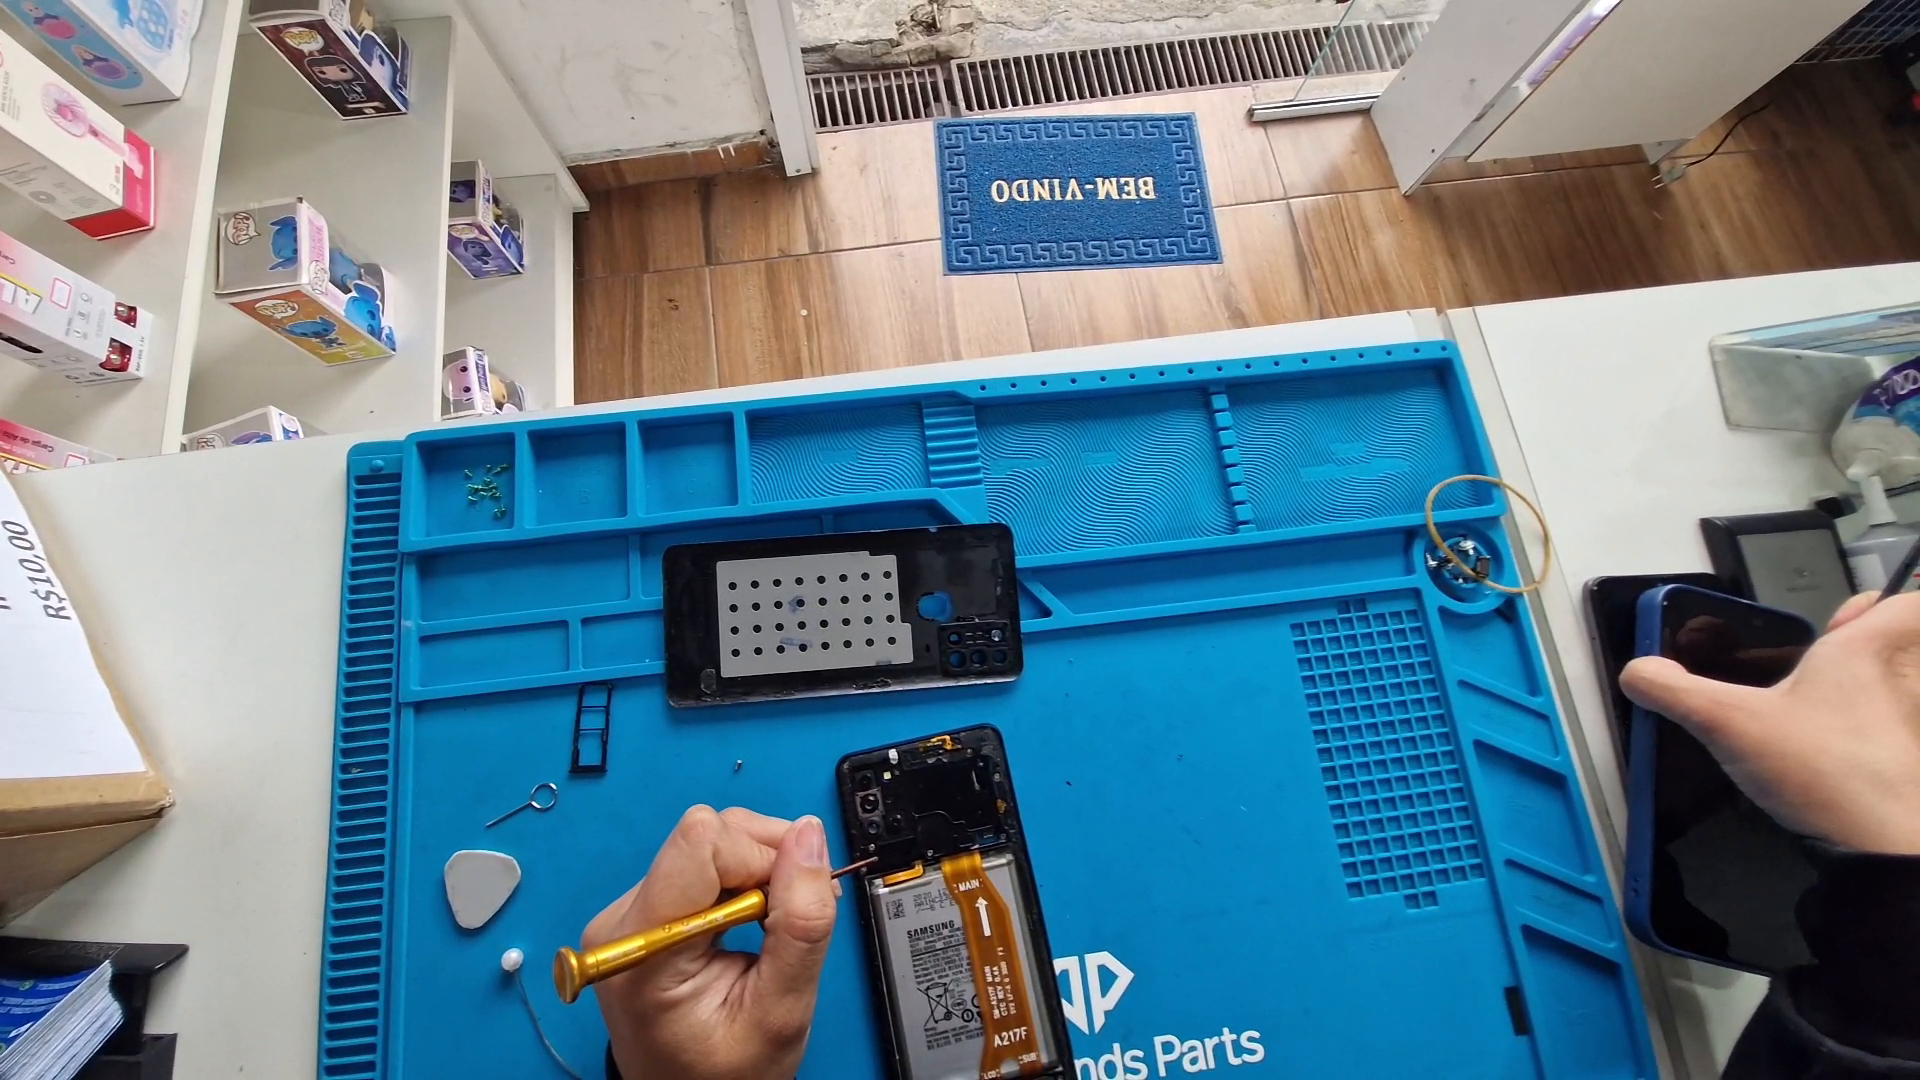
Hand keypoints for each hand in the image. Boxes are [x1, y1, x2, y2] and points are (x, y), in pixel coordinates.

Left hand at [584, 806, 837, 1079]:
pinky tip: (757, 914)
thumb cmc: (729, 1072)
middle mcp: (627, 914)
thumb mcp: (782, 1011)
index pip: (700, 840)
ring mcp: (634, 905)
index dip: (758, 857)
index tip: (783, 904)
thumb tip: (809, 832)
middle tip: (790, 916)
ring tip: (776, 920)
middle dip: (768, 861)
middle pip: (713, 834)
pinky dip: (748, 873)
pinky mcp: (651, 901)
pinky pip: (710, 855)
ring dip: (762, 866)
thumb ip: (801, 922)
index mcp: (646, 945)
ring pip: (717, 837)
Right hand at [1622, 592, 1919, 855]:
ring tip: (1827, 684)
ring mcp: (1904, 727)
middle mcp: (1898, 683)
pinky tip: (1826, 735)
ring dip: (1873, 681)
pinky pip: (1889, 727)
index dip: (1892, 598)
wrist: (1890, 849)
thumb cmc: (1819, 765)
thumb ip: (1665, 687)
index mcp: (1860, 657)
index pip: (1905, 605)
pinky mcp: (1901, 766)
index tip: (1864, 601)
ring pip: (1902, 686)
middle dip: (1879, 637)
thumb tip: (1636, 670)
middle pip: (1911, 645)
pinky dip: (1866, 723)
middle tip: (1843, 635)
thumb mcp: (1719, 718)